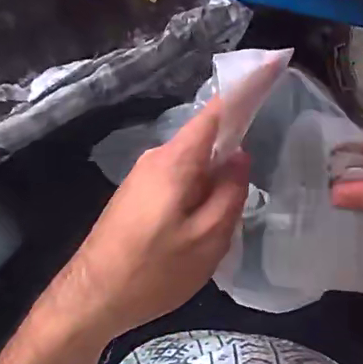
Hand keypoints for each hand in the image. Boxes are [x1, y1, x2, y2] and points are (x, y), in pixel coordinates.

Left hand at [44, 97, 249, 342]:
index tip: (273, 64)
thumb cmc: (152, 271)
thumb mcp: (207, 239)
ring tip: (230, 216)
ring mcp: (143, 176)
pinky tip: (206, 223)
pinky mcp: (138, 195)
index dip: (247, 87)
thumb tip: (239, 157)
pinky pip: (180, 179)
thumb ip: (229, 193)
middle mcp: (157, 158)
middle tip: (259, 177)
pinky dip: (201, 190)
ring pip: (194, 163)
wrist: (89, 299)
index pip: (218, 111)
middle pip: (207, 138)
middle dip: (235, 149)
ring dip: (217, 178)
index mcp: (176, 161)